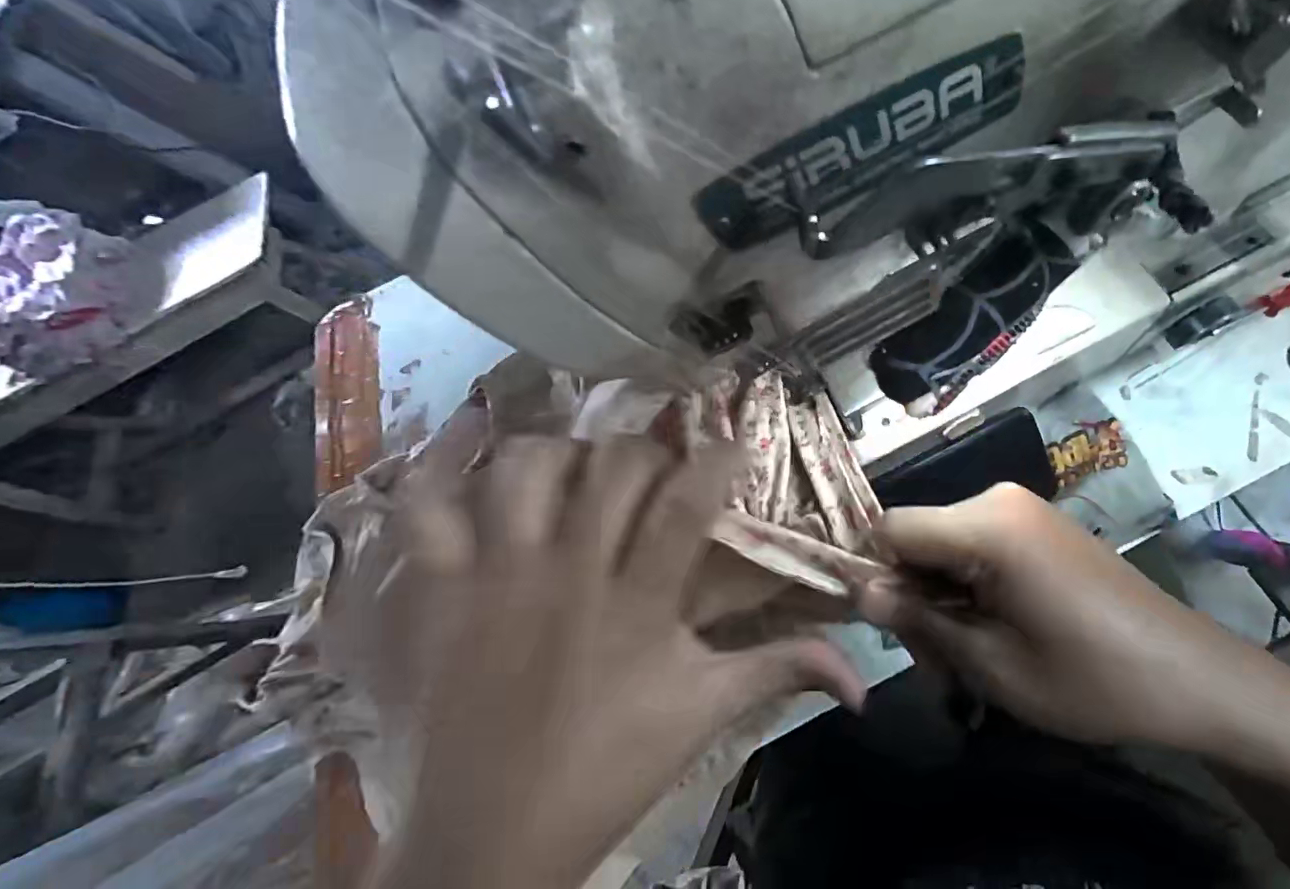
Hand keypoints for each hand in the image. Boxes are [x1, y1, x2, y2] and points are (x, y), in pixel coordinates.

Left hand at [368, 436, 864, 888]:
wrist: (487, 843)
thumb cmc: (609, 769)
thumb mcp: (707, 715)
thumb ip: (785, 673)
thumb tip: (864, 680)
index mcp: (640, 603)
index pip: (686, 502)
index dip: (717, 459)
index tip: (732, 446)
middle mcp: (569, 573)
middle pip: (612, 468)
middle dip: (646, 452)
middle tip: (655, 469)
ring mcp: (496, 578)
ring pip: (526, 468)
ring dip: (562, 452)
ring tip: (579, 468)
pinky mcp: (438, 594)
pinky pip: (425, 509)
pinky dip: (440, 469)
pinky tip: (468, 445)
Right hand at [856, 483, 1269, 752]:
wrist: (1185, 672)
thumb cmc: (1089, 677)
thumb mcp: (992, 663)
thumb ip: (920, 621)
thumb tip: (860, 591)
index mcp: (987, 524)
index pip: (891, 527)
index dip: (874, 574)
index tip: (885, 630)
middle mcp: (999, 500)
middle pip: (918, 537)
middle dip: (913, 597)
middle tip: (936, 665)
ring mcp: (1022, 509)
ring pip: (945, 545)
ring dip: (941, 599)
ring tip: (967, 660)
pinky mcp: (1038, 525)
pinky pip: (978, 546)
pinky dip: (969, 586)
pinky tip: (993, 632)